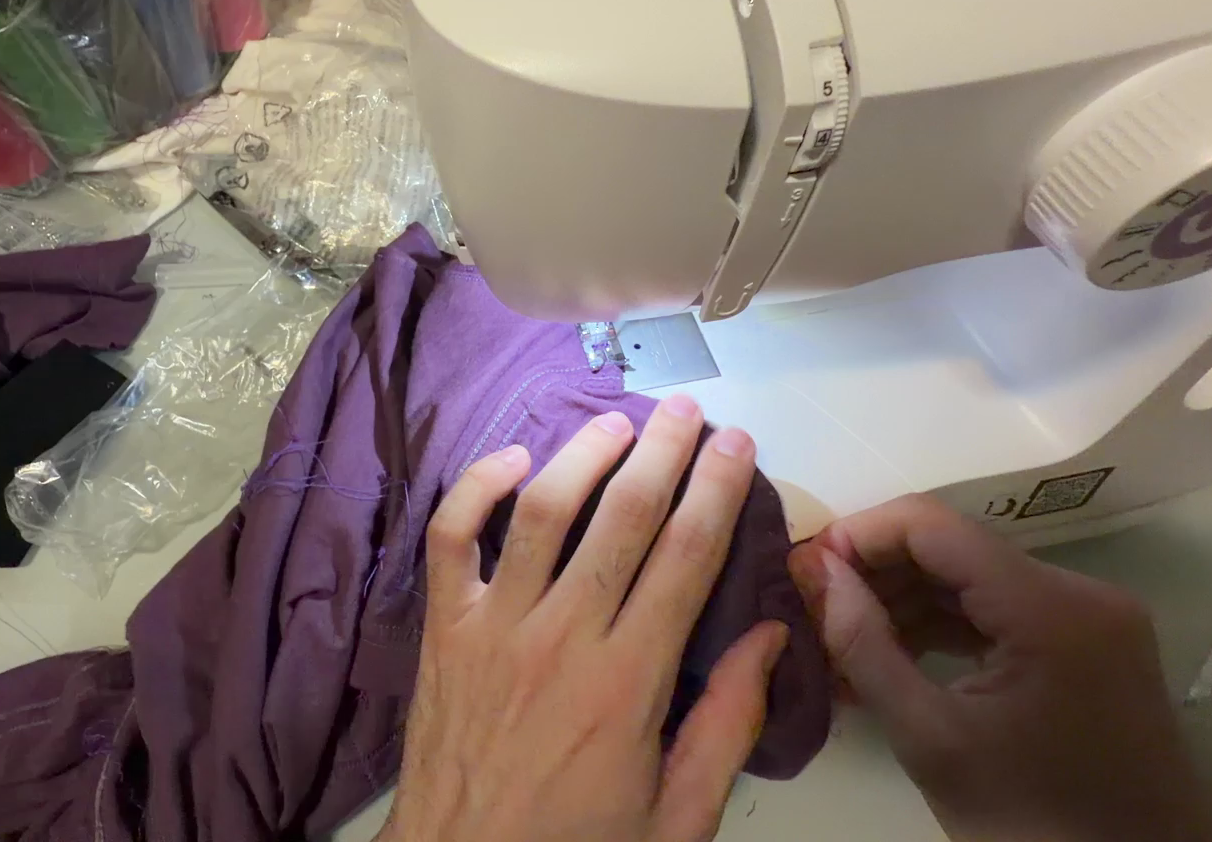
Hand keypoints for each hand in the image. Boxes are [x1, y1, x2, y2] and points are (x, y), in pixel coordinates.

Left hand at [379, 395, 788, 841]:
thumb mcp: (676, 816)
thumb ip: (726, 722)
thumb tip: (768, 634)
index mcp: (629, 681)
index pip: (686, 558)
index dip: (718, 491)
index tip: (737, 444)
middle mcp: (561, 634)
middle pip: (622, 518)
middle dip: (662, 453)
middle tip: (685, 409)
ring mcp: (493, 621)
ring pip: (541, 511)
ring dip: (583, 455)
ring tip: (618, 423)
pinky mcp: (443, 623)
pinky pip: (451, 536)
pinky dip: (475, 487)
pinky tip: (511, 458)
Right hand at [787, 495, 1211, 841]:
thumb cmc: (1032, 824)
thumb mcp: (928, 736)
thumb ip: (860, 641)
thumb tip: (809, 564)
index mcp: (1050, 608)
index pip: (931, 525)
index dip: (858, 533)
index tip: (805, 568)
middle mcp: (1078, 593)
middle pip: (948, 547)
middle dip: (873, 570)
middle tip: (814, 605)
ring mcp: (1086, 618)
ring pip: (965, 575)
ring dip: (898, 598)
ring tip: (839, 635)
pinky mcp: (1082, 644)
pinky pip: (991, 608)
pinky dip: (936, 623)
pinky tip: (887, 651)